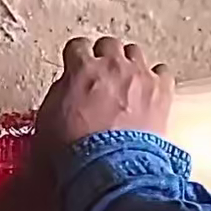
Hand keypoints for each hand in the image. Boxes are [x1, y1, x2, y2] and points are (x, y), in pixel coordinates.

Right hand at [36, 35, 172, 147]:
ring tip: (124, 82)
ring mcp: (139, 76)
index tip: (76, 65)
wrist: (106, 166)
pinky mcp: (161, 91)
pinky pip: (162, 71)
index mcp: (81, 69)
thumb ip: (59, 93)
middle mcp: (112, 66)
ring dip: (128, 64)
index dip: (76, 57)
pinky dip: (155, 79)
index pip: (77, 46)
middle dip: (104, 57)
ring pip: (135, 53)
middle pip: (109, 44)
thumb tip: (67, 86)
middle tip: (100, 74)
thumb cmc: (75, 148)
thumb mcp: (47, 118)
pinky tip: (148, 91)